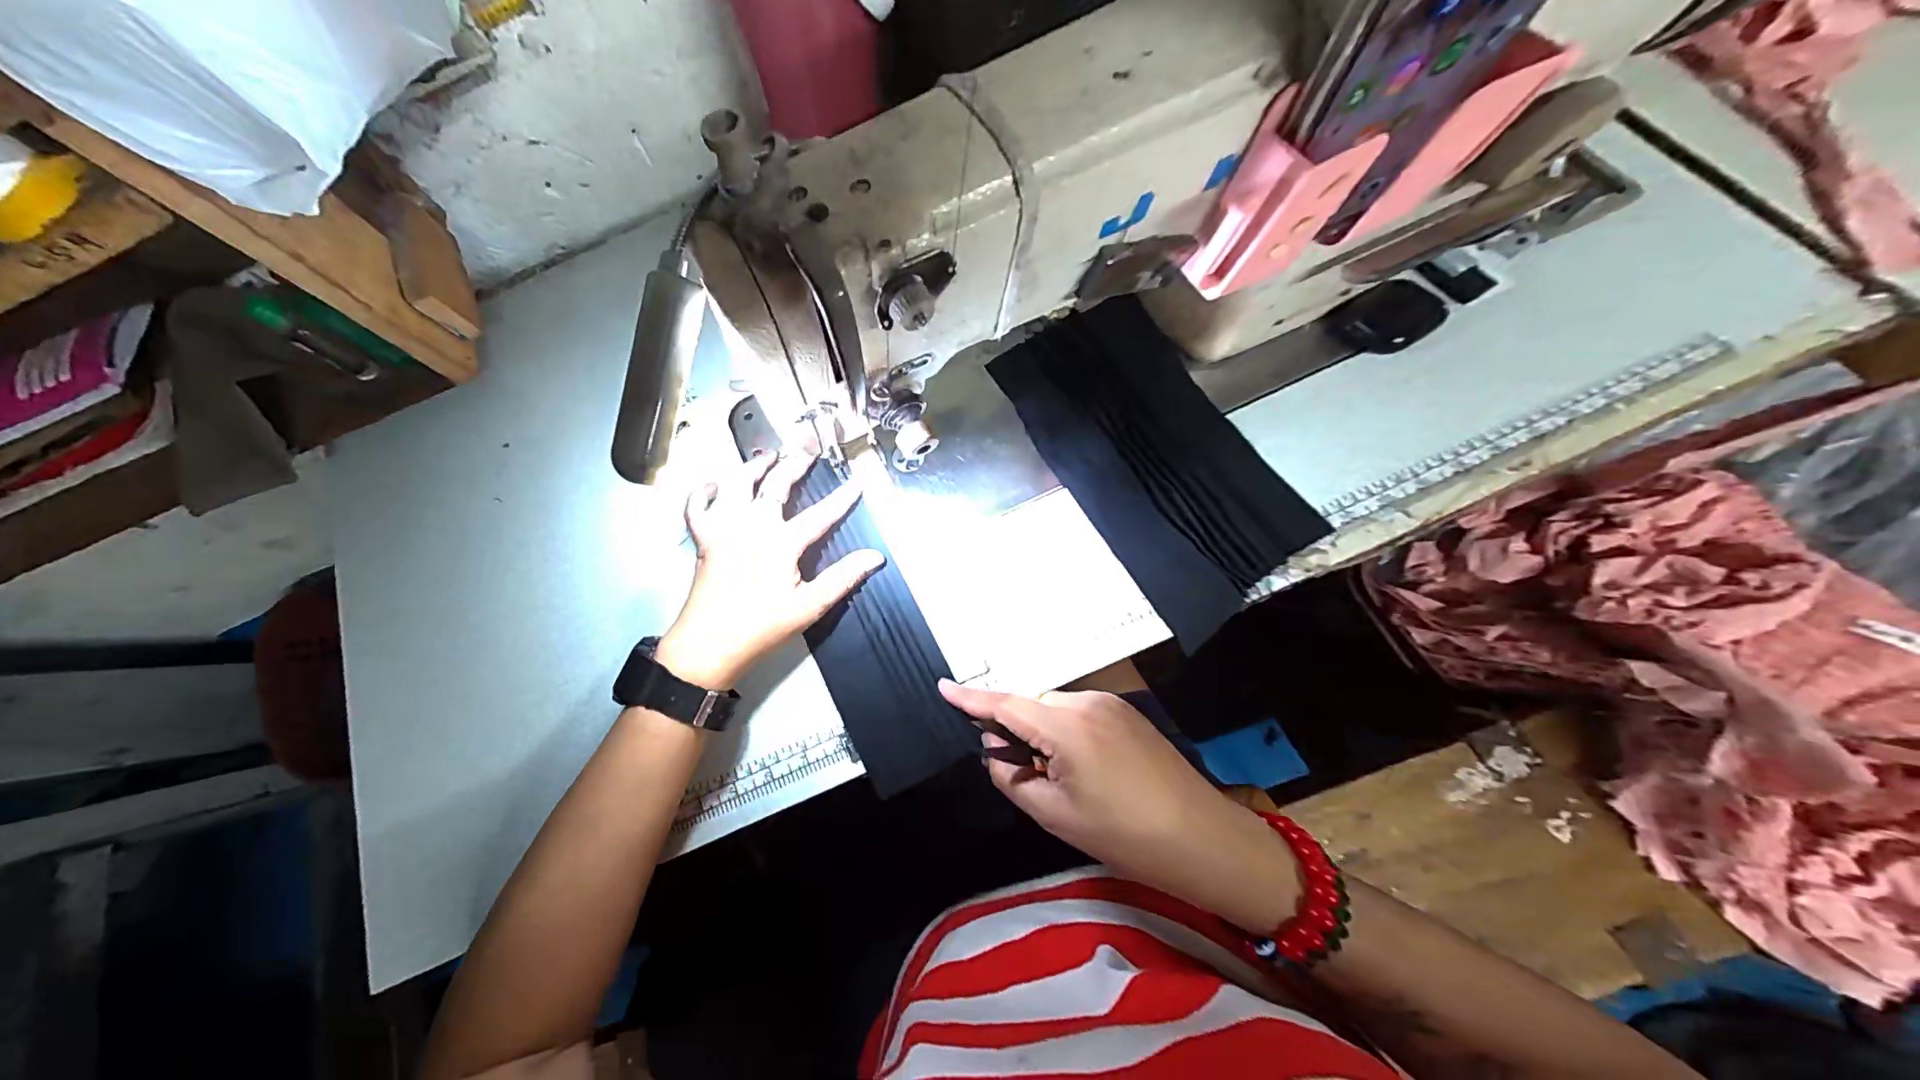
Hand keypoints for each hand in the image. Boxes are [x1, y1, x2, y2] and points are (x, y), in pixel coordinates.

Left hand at [654, 452, 884, 690]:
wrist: (708, 645)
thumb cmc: (760, 627)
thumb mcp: (809, 606)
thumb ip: (843, 577)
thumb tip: (874, 557)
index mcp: (781, 543)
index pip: (821, 514)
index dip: (843, 497)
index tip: (858, 482)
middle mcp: (751, 526)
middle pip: (776, 485)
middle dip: (795, 465)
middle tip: (807, 452)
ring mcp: (724, 529)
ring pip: (737, 484)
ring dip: (753, 467)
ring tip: (767, 455)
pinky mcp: (703, 540)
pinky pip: (698, 508)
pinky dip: (703, 493)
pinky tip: (712, 486)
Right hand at [939, 680, 1303, 933]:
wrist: (1201, 837)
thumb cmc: (1123, 833)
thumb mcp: (1055, 814)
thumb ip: (1012, 778)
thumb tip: (995, 753)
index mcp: (1066, 725)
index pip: (1005, 704)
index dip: (970, 698)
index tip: (943, 686)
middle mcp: (1087, 702)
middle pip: (1032, 706)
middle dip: (1014, 729)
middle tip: (1017, 771)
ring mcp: (1112, 705)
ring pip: (1056, 710)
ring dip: (1043, 733)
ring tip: (1057, 777)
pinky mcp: (1128, 714)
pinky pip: (1080, 714)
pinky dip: (1066, 733)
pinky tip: (1081, 769)